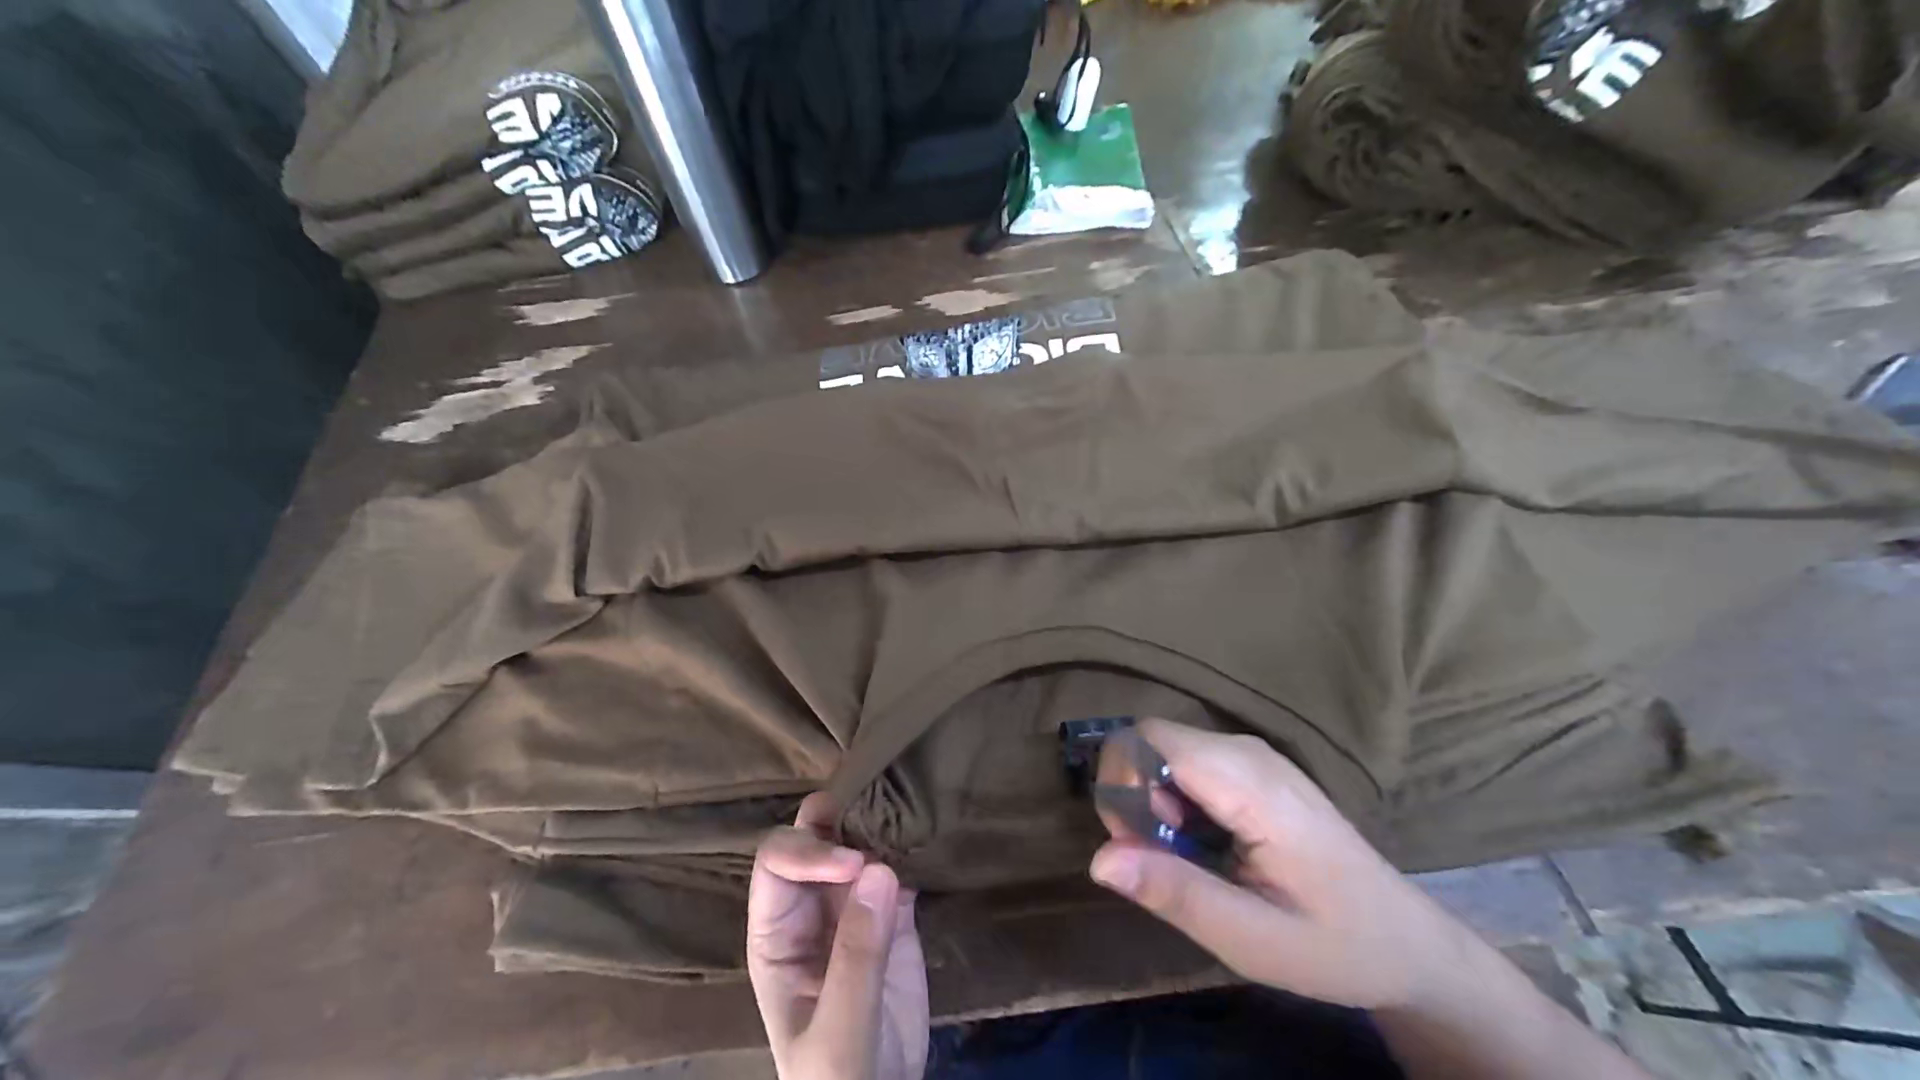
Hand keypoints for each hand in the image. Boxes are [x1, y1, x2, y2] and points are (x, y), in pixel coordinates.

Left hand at [747, 793, 928, 1079]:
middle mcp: (811, 908)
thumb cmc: (838, 1079)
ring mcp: (853, 908)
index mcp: (777, 933)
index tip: (854, 865)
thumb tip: (879, 869)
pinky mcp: (895, 914)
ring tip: (906, 811)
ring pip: (856, 844)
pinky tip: (926, 839)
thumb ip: (856, 956)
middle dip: (836, 817)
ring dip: (877, 825)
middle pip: (811, 840)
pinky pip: (898, 867)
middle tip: (874, 804)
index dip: (809, 853)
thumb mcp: (839, 1031)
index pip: (776, 865)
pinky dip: (910, 849)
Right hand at [1088, 719, 1476, 1010]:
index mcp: (1252, 785)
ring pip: (1166, 749)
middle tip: (1155, 854)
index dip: (1123, 781)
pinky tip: (1199, 843)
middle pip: (1153, 739)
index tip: (1137, 841)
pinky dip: (1172, 796)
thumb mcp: (1251, 939)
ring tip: (1180, 854)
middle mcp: (1248, 753)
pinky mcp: (1254, 768)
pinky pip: (1188, 761)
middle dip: (1133, 791)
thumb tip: (1098, 859)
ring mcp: (1254, 756)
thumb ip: (1175, 893)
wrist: (1409, 942)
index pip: (1152, 738)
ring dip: (1151, 797)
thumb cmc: (1336, 945)